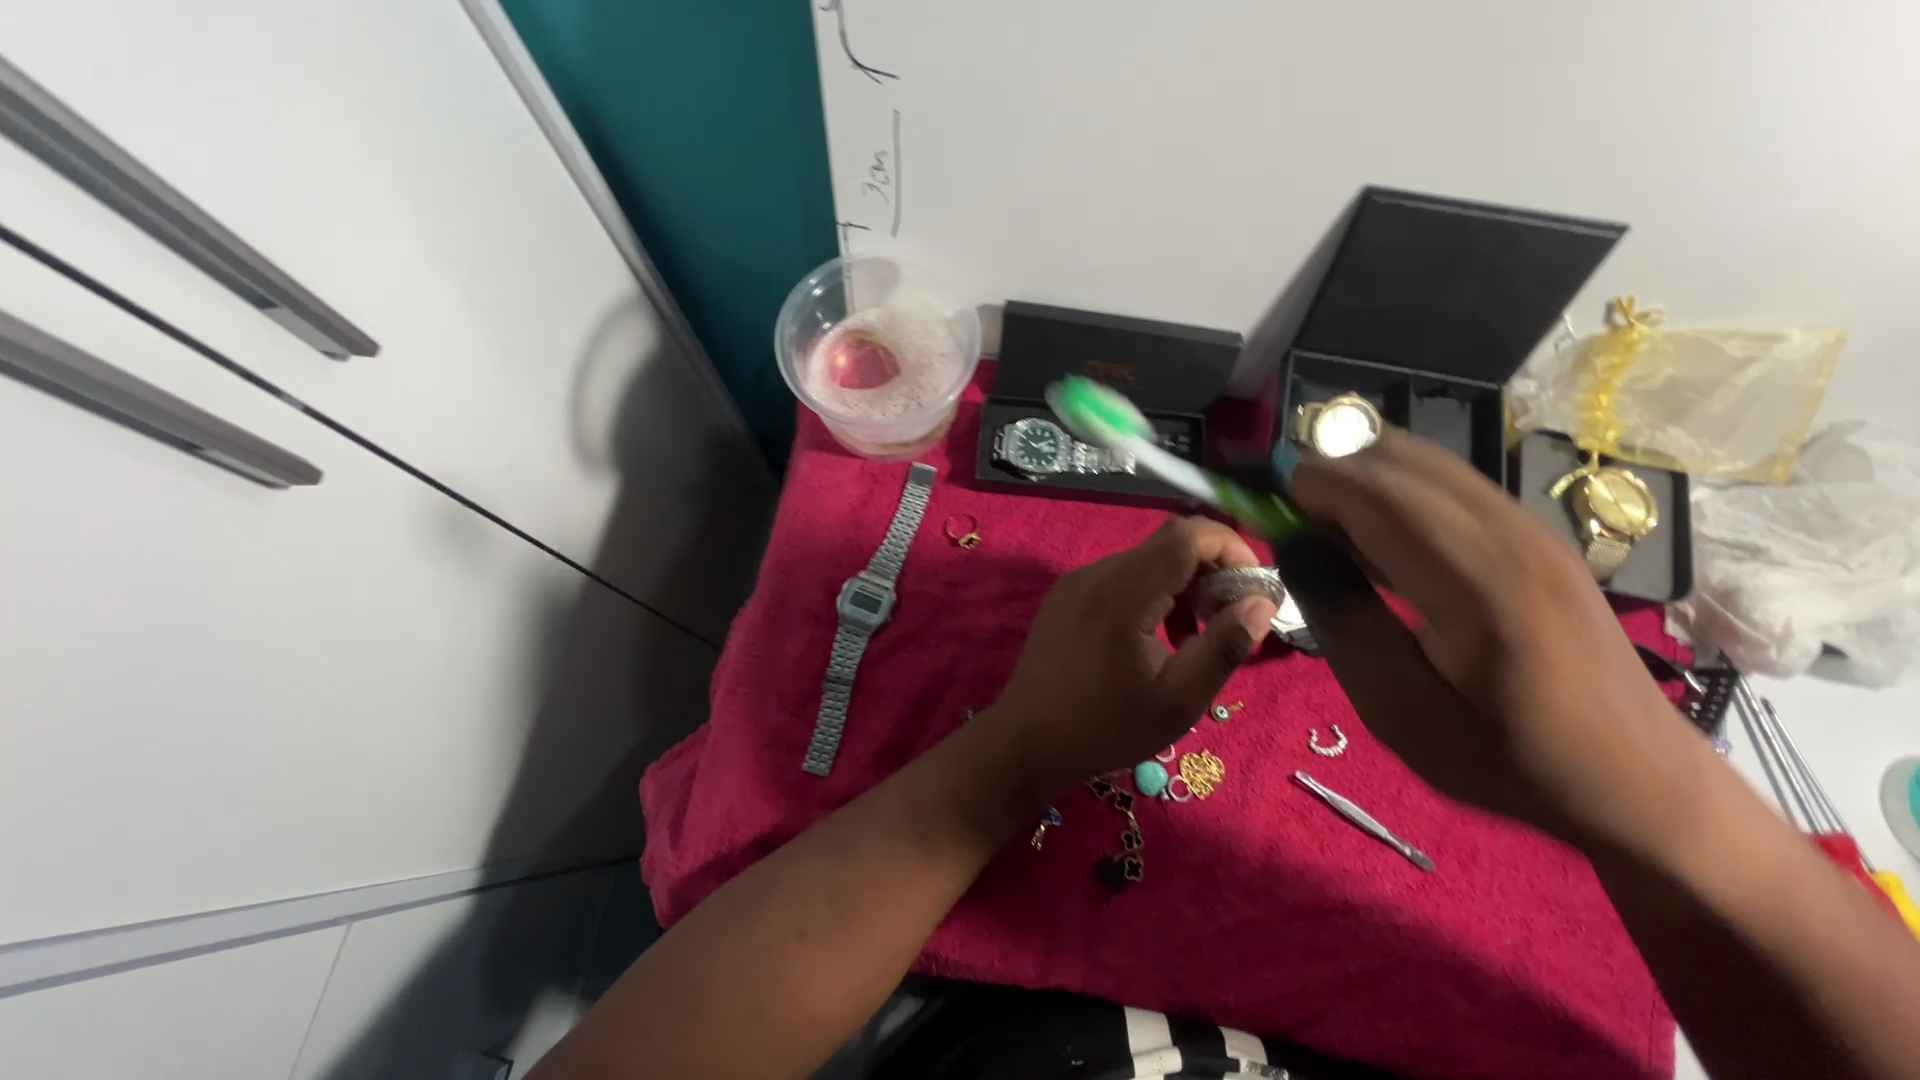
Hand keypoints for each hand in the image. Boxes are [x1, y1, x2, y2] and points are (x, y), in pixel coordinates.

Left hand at [968, 517, 1276, 801]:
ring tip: (1191, 640)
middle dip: (1209, 573)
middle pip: (1166, 546)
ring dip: (1179, 588)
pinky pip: (1118, 578)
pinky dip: (1149, 595)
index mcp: (1122, 593)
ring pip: (1143, 562)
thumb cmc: (1106, 729)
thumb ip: (1223, 647)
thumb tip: (1260, 603)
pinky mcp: (1064, 597)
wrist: (1026, 744)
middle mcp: (1095, 574)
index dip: (1230, 548)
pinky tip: (1154, 640)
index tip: (1253, 589)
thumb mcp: (1179, 701)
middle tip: (1226, 622)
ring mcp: (1074, 582)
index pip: (1186, 535)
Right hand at [1286, 430, 1709, 847]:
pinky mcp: (1540, 536)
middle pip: (1400, 459)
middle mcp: (1511, 533)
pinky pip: (1452, 485)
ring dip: (1365, 480)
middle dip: (1332, 473)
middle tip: (1292, 525)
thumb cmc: (1506, 757)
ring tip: (1331, 535)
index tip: (1265, 511)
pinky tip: (1384, 545)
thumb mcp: (1401, 711)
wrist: (1633, 776)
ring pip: (1427, 463)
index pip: (1375, 492)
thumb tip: (1298, 548)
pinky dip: (1400, 493)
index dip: (1309, 485)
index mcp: (1476, 582)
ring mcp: (1533, 528)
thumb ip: (1344, 622)